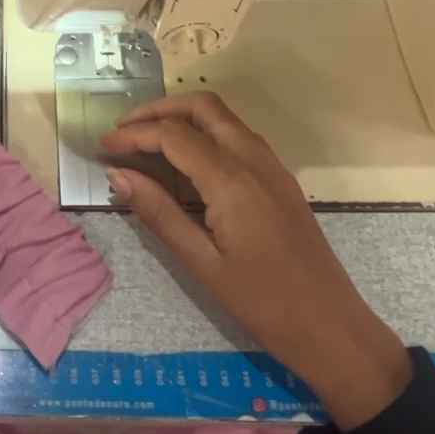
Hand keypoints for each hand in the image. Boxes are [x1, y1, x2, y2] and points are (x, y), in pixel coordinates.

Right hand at [101, 92, 412, 427]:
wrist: (332, 327)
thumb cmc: (262, 303)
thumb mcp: (202, 263)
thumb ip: (159, 212)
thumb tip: (118, 174)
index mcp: (231, 180)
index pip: (173, 135)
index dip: (133, 135)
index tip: (103, 146)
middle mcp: (253, 159)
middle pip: (201, 106)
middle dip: (158, 109)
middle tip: (124, 130)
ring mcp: (271, 166)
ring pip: (222, 116)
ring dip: (182, 117)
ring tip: (146, 141)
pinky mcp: (279, 178)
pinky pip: (237, 135)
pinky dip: (204, 132)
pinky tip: (185, 161)